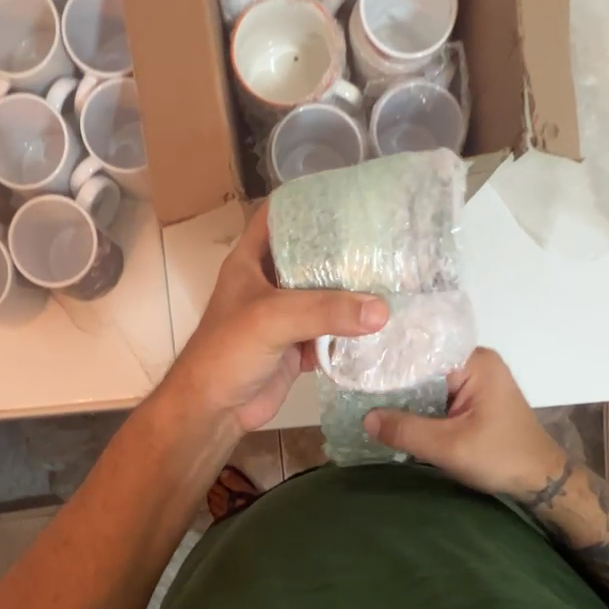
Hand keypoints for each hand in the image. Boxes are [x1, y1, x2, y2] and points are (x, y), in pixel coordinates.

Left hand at [161, 203, 388, 431]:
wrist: (213, 410)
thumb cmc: (228, 352)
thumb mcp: (273, 319)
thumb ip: (325, 311)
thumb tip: (381, 310)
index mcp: (251, 260)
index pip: (280, 215)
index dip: (309, 202)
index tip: (351, 197)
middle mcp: (269, 282)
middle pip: (311, 256)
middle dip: (344, 250)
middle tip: (388, 240)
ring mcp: (284, 316)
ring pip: (325, 296)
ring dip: (352, 293)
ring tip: (395, 277)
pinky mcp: (297, 347)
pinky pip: (330, 332)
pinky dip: (351, 331)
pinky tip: (381, 323)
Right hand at [363, 348, 570, 499]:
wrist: (540, 480)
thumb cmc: (501, 458)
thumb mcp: (449, 447)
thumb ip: (406, 431)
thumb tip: (365, 418)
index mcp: (474, 362)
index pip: (421, 350)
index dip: (389, 361)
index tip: (357, 370)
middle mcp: (474, 363)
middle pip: (422, 366)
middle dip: (392, 381)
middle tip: (354, 389)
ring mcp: (474, 381)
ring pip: (426, 384)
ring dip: (402, 397)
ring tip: (364, 402)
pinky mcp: (471, 400)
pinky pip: (435, 397)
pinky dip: (416, 408)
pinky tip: (391, 417)